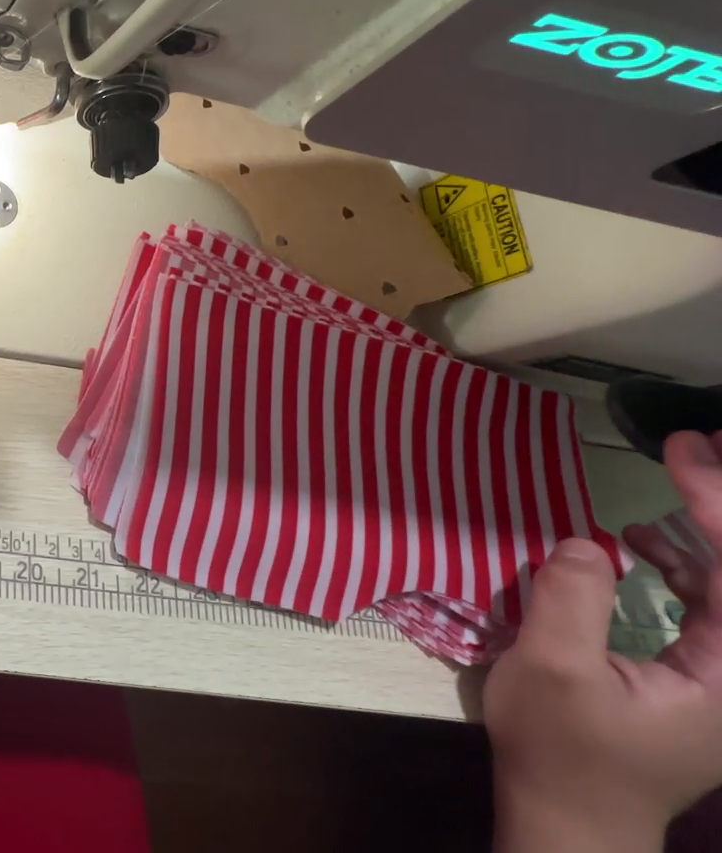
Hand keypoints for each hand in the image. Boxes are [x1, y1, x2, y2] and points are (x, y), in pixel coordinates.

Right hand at [484, 430, 721, 850]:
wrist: (570, 808)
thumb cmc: (561, 744)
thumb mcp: (550, 669)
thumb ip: (569, 601)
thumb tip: (586, 544)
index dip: (716, 507)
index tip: (681, 455)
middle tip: (693, 447)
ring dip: (706, 531)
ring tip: (673, 480)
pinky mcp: (699, 676)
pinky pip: (710, 605)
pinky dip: (684, 565)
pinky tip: (638, 545)